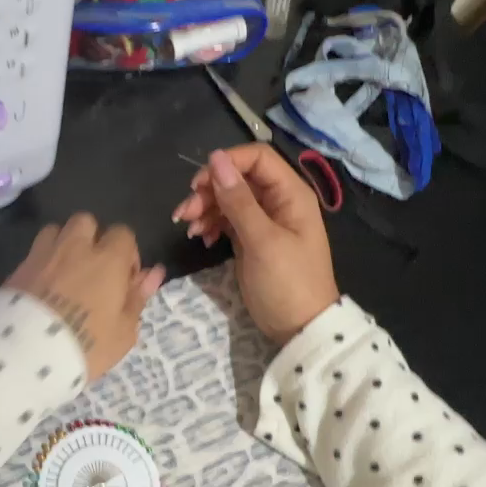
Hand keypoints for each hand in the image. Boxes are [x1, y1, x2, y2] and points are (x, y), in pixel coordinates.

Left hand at [5, 214, 165, 381]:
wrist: (27, 355)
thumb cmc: (86, 345)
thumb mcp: (123, 332)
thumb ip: (138, 298)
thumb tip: (154, 273)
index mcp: (108, 260)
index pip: (123, 234)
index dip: (126, 254)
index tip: (123, 281)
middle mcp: (75, 247)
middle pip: (86, 222)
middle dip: (92, 239)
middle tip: (92, 271)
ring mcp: (43, 254)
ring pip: (57, 230)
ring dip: (64, 244)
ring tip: (65, 273)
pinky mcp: (17, 267)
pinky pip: (34, 252)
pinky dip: (42, 262)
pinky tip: (43, 287)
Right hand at [171, 145, 339, 343]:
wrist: (300, 328)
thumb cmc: (287, 282)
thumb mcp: (261, 240)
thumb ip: (238, 200)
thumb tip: (216, 159)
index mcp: (290, 194)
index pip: (257, 158)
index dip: (227, 164)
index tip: (199, 184)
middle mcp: (278, 201)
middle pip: (238, 178)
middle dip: (209, 190)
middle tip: (185, 212)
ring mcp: (264, 221)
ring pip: (228, 199)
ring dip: (205, 209)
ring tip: (188, 229)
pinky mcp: (252, 240)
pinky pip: (227, 220)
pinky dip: (212, 225)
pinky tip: (202, 239)